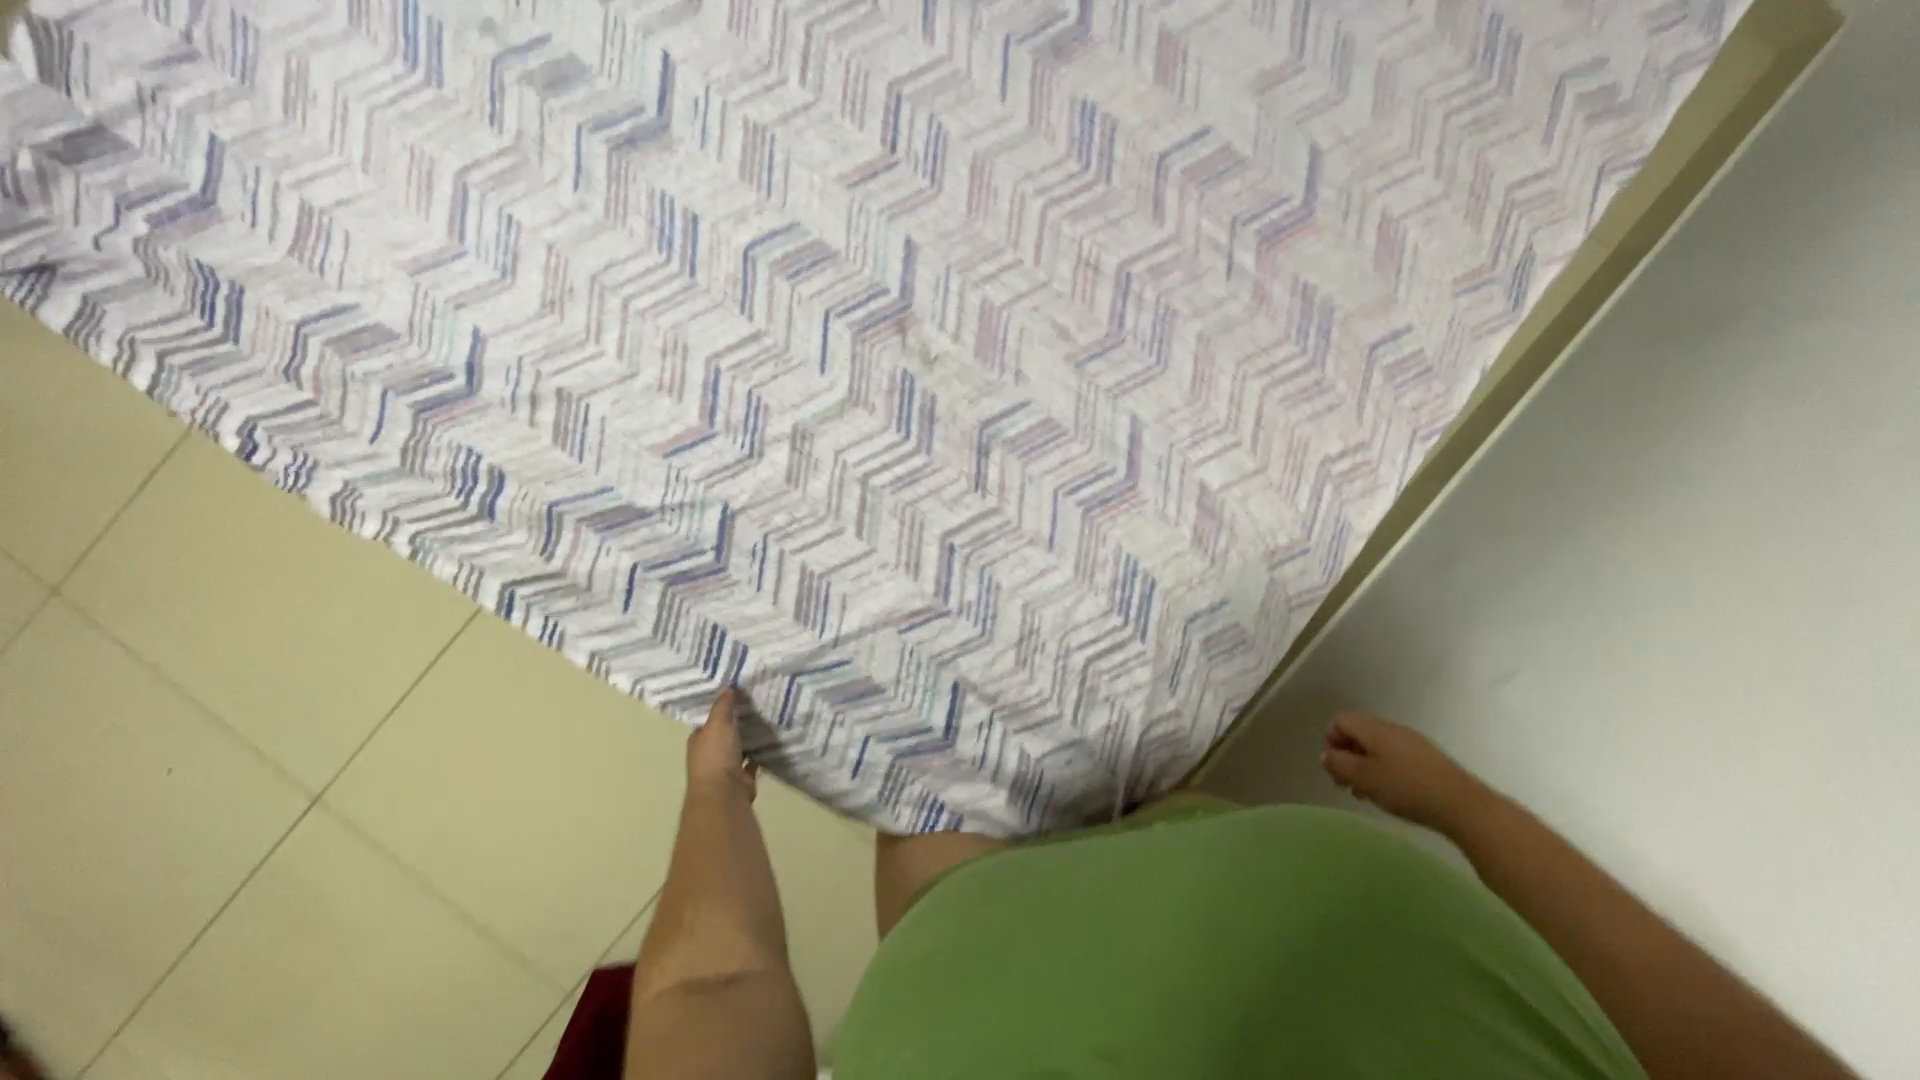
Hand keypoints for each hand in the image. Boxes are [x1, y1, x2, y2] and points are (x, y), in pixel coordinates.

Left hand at [687, 687, 758, 799]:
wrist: (724, 792)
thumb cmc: (716, 755)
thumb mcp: (718, 724)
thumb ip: (722, 706)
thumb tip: (727, 688)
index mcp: (699, 741)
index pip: (708, 722)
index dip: (719, 711)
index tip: (736, 698)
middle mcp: (709, 755)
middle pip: (723, 736)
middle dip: (735, 725)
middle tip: (755, 706)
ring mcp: (725, 769)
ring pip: (738, 749)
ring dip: (747, 740)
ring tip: (766, 722)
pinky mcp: (741, 780)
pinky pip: (751, 763)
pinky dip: (758, 756)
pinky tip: (770, 744)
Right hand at [1319, 711, 1491, 831]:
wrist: (1461, 805)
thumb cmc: (1405, 788)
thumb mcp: (1363, 778)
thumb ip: (1338, 764)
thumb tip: (1326, 755)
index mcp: (1375, 729)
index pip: (1340, 720)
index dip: (1331, 741)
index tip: (1335, 767)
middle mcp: (1393, 730)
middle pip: (1358, 733)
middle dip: (1346, 757)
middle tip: (1345, 785)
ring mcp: (1412, 743)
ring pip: (1376, 748)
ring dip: (1364, 767)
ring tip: (1366, 794)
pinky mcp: (1426, 759)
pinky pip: (1394, 758)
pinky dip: (1383, 771)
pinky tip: (1389, 794)